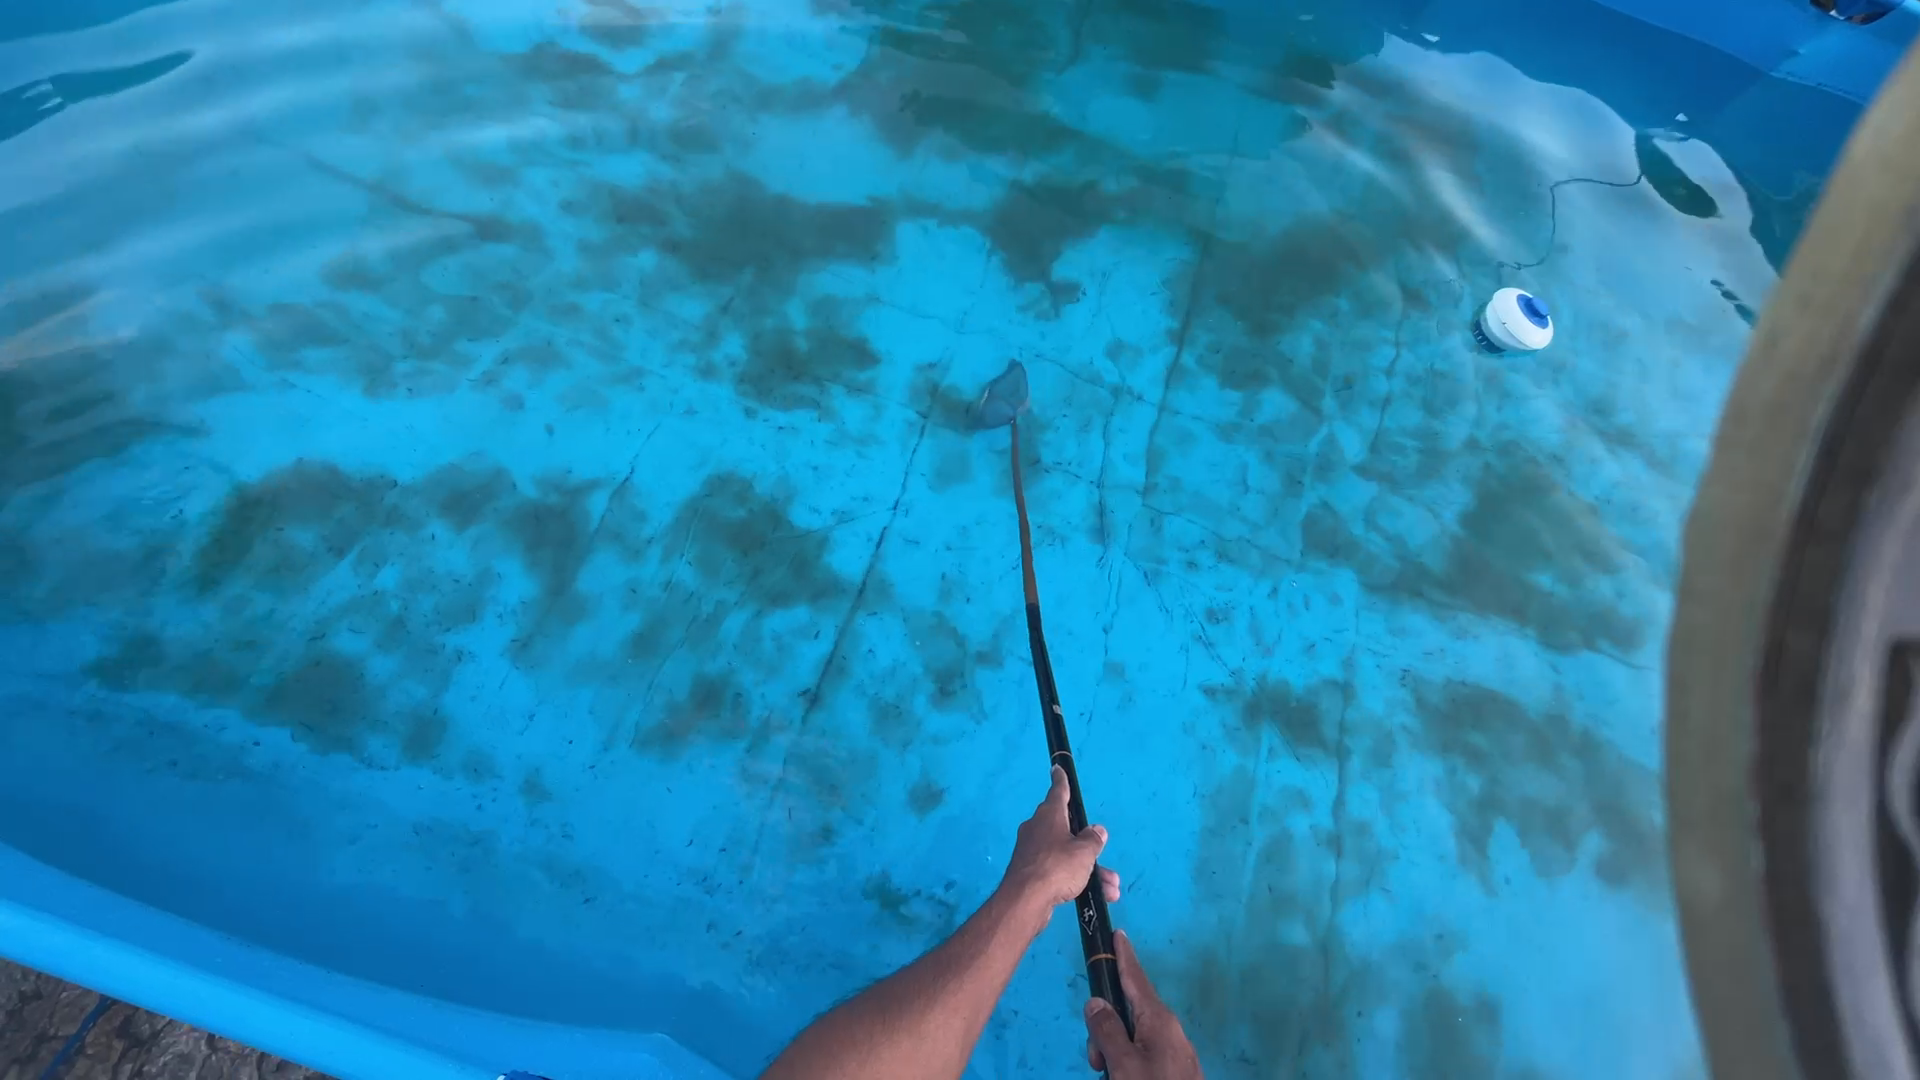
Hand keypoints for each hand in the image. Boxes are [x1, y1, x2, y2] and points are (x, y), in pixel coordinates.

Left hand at [1001, 766, 1120, 915]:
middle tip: (1102, 856)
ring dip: (1089, 869)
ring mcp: (1033, 850)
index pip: (1058, 791)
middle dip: (1089, 845)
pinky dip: (1076, 879)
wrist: (1026, 900)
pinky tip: (1095, 896)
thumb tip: (1097, 830)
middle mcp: (1038, 828)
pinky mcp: (1031, 871)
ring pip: (1066, 853)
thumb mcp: (1084, 853)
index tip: (1057, 768)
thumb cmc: (1057, 867)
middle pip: (1067, 828)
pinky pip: (1059, 869)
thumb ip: (1093, 840)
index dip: (1061, 780)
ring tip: (1110, 888)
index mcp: (1050, 815)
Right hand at [1084, 931, 1203, 1077]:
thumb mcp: (1123, 1064)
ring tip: (1108, 1076)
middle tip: (1095, 1060)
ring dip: (1114, 1049)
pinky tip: (1121, 1078)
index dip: (1123, 955)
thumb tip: (1096, 1001)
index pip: (1135, 977)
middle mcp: (1168, 1029)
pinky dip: (1127, 1060)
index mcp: (1158, 1019)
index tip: (1117, 932)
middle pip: (1128, 1010)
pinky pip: (1144, 1052)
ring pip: (1133, 1035)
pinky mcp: (1174, 1071)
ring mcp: (1173, 1051)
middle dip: (1105, 1026)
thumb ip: (1106, 1029)